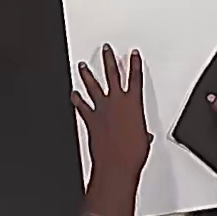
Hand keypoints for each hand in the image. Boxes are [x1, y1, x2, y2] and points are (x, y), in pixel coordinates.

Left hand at [74, 45, 150, 215]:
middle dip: (109, 60)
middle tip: (106, 49)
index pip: (135, 78)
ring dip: (87, 75)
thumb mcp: (143, 139)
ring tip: (82, 65)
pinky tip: (73, 94)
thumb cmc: (133, 154)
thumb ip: (141, 131)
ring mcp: (101, 110)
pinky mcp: (90, 120)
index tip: (133, 54)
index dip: (135, 64)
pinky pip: (82, 106)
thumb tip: (142, 134)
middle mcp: (116, 103)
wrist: (116, 166)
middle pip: (112, 75)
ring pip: (93, 86)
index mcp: (133, 104)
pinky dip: (76, 100)